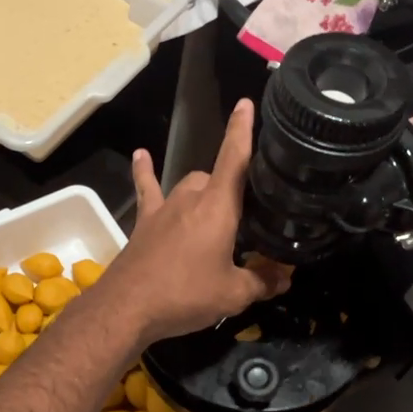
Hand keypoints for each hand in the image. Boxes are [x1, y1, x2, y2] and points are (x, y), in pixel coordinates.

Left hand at [96, 99, 291, 345]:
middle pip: (214, 178)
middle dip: (230, 191)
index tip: (246, 104)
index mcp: (218, 208)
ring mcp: (164, 208)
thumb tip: (285, 277)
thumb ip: (262, 281)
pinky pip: (147, 189)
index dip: (243, 131)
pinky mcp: (144, 222)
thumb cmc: (185, 296)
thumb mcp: (233, 295)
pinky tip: (141, 155)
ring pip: (188, 185)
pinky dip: (145, 172)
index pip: (235, 159)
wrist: (127, 307)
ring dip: (202, 192)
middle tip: (244, 220)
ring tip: (214, 212)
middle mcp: (190, 198)